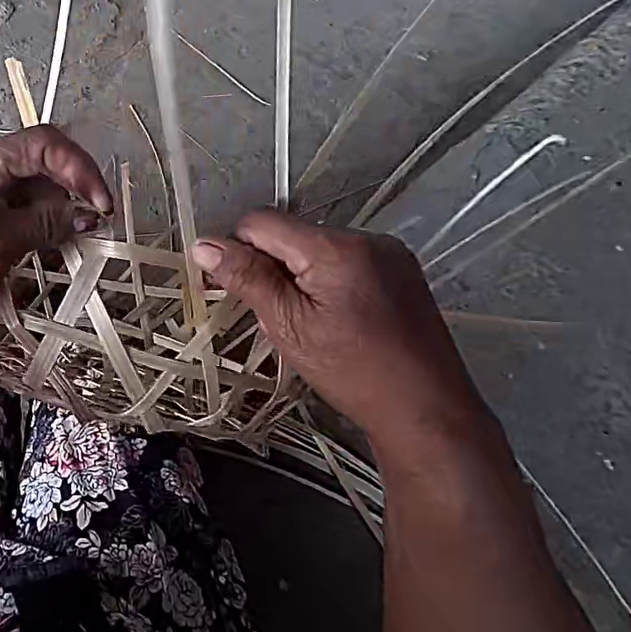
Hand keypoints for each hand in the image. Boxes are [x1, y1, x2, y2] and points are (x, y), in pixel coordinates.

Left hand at [0, 125, 113, 334]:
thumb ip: (45, 223)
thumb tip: (89, 214)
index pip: (39, 145)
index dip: (76, 166)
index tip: (99, 200)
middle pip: (44, 161)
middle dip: (76, 183)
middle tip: (101, 214)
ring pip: (42, 188)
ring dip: (67, 205)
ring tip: (88, 230)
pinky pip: (32, 211)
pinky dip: (53, 221)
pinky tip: (68, 237)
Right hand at [190, 210, 489, 444]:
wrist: (427, 409)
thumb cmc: (354, 373)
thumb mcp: (289, 326)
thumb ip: (247, 279)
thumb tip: (203, 247)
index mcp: (335, 247)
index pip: (261, 222)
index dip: (239, 250)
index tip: (237, 290)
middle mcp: (365, 237)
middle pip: (291, 234)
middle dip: (273, 268)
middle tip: (280, 318)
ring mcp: (389, 252)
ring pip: (316, 248)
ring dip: (299, 275)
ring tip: (313, 323)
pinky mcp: (401, 269)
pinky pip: (345, 260)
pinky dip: (328, 281)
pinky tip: (338, 319)